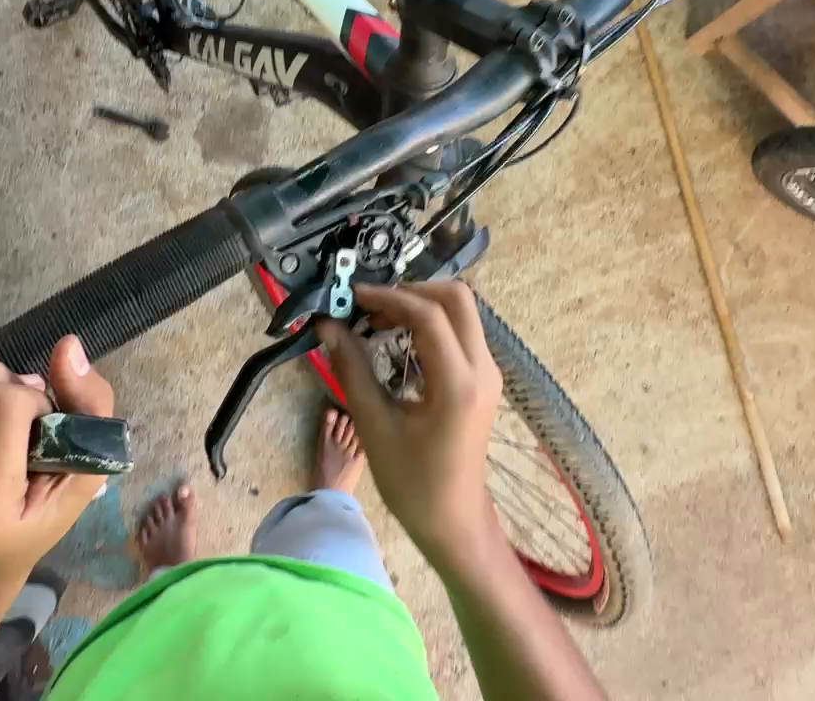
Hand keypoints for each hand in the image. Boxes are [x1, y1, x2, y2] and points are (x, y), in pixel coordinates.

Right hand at [315, 281, 503, 557]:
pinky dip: (429, 322)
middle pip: (457, 299)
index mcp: (458, 384)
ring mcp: (487, 372)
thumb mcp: (375, 425)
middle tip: (370, 306)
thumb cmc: (413, 483)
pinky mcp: (483, 378)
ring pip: (461, 311)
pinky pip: (460, 330)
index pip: (429, 315)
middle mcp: (482, 369)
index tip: (353, 297)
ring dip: (419, 305)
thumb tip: (326, 325)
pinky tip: (396, 340)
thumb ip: (352, 368)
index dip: (388, 297)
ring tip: (378, 321)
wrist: (454, 522)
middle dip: (410, 291)